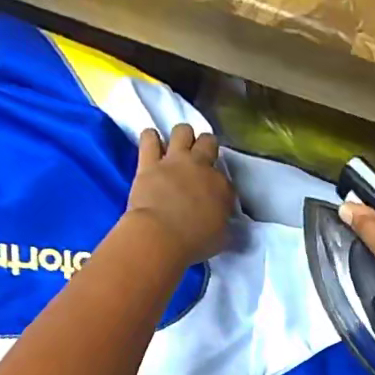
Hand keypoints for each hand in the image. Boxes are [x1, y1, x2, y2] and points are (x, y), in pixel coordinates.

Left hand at [124, 124, 233, 265]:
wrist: (161, 237)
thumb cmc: (194, 243)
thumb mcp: (221, 239)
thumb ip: (225, 227)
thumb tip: (225, 224)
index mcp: (222, 187)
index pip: (226, 181)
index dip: (220, 187)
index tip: (214, 198)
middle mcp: (201, 167)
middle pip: (209, 142)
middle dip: (206, 148)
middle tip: (199, 162)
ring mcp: (174, 161)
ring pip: (182, 131)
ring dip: (181, 137)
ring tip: (177, 148)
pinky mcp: (149, 162)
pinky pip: (149, 138)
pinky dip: (151, 139)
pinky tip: (152, 145)